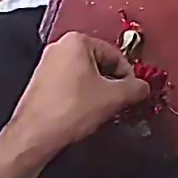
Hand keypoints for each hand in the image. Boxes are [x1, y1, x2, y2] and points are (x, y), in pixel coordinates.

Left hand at [7, 33, 149, 156]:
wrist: (35, 135)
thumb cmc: (72, 110)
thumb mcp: (113, 97)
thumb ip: (135, 88)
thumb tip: (143, 87)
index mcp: (77, 41)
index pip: (115, 55)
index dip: (128, 76)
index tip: (132, 93)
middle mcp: (60, 47)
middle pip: (100, 63)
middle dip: (112, 83)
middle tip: (118, 102)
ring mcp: (47, 64)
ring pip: (85, 74)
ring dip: (98, 91)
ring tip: (100, 109)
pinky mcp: (41, 81)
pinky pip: (70, 83)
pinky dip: (81, 95)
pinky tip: (83, 112)